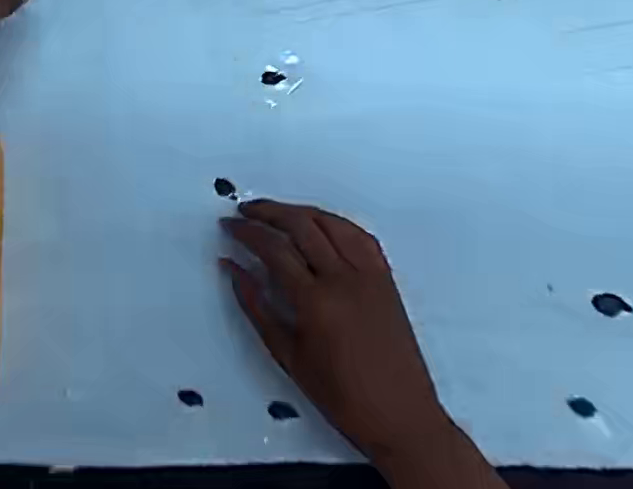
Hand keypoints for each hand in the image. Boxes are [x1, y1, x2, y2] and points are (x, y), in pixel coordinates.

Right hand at [220, 199, 454, 462]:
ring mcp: (369, 278)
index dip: (246, 231)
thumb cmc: (343, 396)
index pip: (272, 248)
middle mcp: (344, 282)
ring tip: (276, 212)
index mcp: (316, 302)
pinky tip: (318, 223)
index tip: (230, 227)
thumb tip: (231, 268)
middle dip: (267, 212)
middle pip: (300, 225)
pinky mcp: (386, 281)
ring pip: (330, 223)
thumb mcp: (286, 354)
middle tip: (246, 212)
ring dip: (298, 211)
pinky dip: (334, 222)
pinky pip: (359, 236)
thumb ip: (255, 304)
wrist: (403, 421)